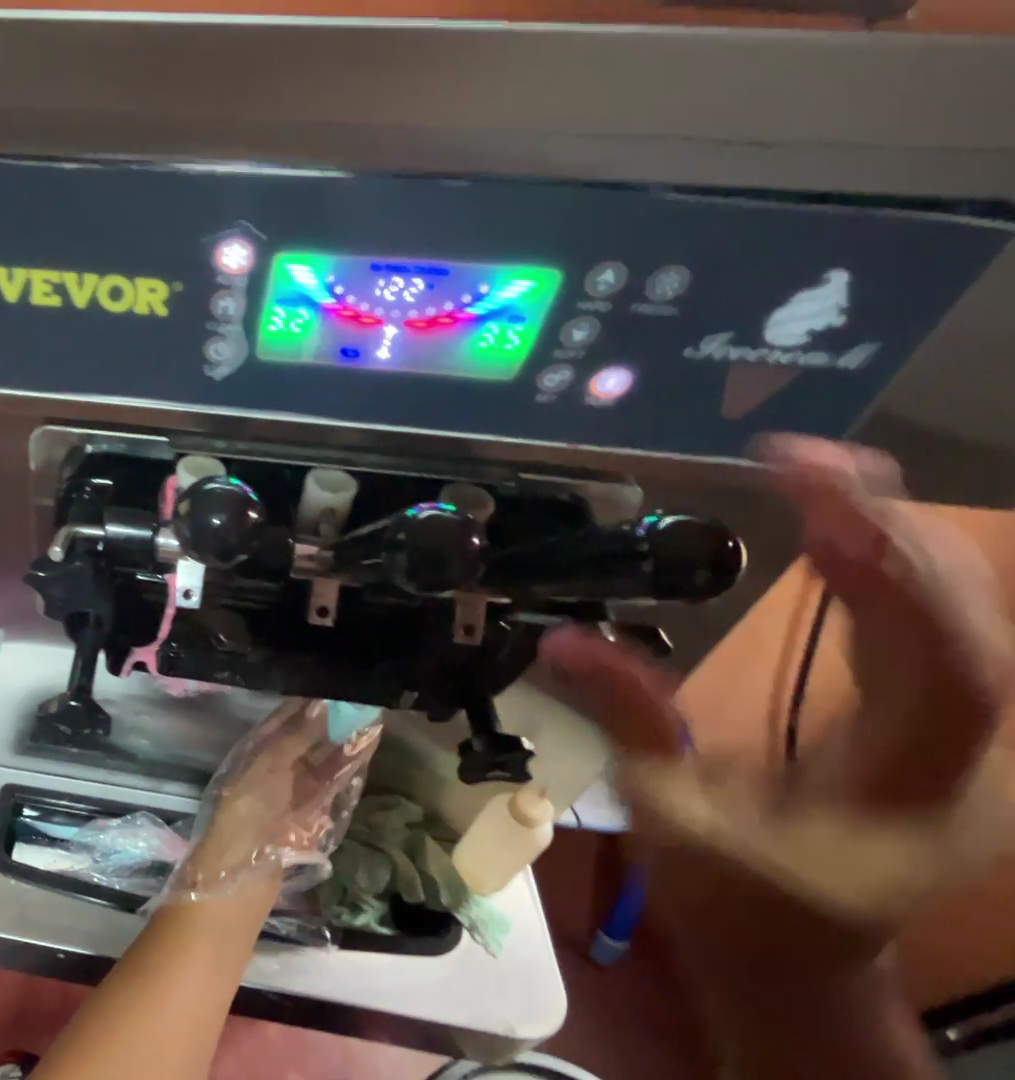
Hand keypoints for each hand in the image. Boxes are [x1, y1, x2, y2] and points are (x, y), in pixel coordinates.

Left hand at [168, 698, 381, 901]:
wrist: (242, 872)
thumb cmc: (246, 812)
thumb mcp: (266, 768)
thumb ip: (294, 737)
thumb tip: (319, 704)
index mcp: (255, 750)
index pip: (284, 718)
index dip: (306, 702)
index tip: (333, 684)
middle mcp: (276, 764)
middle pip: (308, 735)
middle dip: (331, 717)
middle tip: (360, 696)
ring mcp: (296, 787)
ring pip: (325, 755)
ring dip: (346, 736)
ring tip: (371, 713)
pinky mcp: (314, 808)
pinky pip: (334, 779)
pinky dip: (350, 762)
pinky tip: (368, 744)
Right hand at [540, 435, 1014, 1071]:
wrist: (797, 960)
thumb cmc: (733, 900)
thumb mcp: (668, 815)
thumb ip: (628, 720)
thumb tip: (560, 637)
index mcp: (906, 783)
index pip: (939, 659)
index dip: (892, 568)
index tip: (815, 491)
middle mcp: (968, 753)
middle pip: (971, 617)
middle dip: (891, 523)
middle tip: (798, 458)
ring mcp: (970, 740)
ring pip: (971, 614)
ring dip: (897, 535)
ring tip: (817, 477)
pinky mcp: (944, 725)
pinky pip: (941, 628)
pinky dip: (894, 568)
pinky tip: (842, 535)